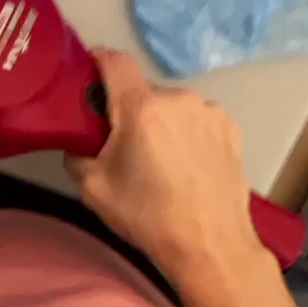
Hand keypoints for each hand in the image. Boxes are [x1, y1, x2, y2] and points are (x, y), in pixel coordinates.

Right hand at [65, 50, 272, 285]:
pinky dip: (184, 133)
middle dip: (127, 110)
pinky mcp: (230, 129)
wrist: (209, 245)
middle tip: (121, 145)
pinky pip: (195, 120)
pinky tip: (184, 165)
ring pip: (170, 107)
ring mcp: (209, 112)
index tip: (86, 76)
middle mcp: (178, 99)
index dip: (96, 61)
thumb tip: (79, 143)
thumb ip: (77, 155)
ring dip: (159, 123)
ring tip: (158, 161)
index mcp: (142, 107)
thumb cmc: (147, 216)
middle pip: (141, 92)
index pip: (114, 61)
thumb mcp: (93, 188)